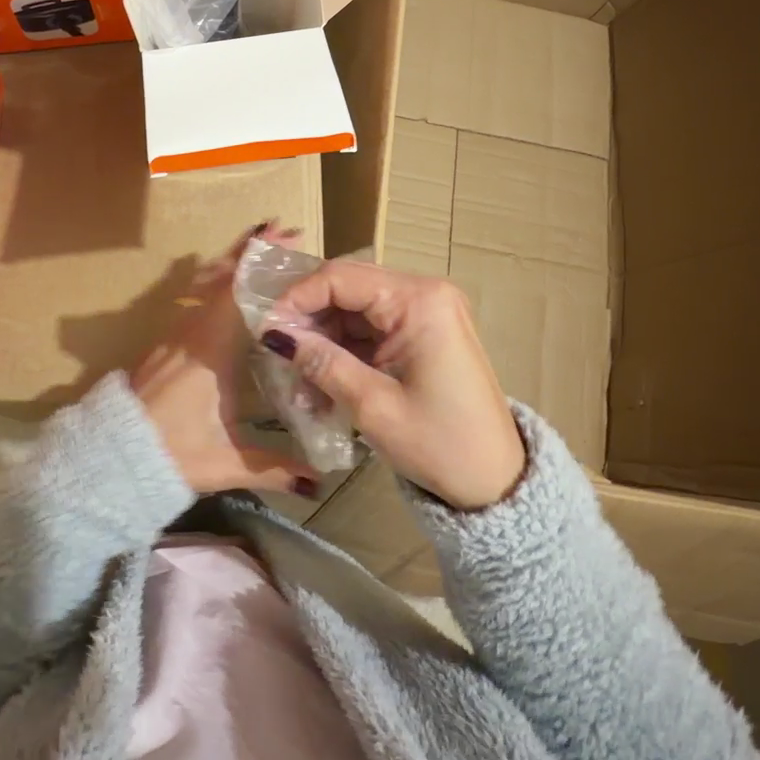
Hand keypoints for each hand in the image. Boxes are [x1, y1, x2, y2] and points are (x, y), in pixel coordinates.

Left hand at [130, 225, 320, 498]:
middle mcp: (188, 335)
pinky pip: (194, 305)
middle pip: (220, 280)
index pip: (235, 292)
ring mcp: (171, 339)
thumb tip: (317, 480)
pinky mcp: (161, 349)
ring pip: (203, 290)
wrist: (109, 460)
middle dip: (250, 254)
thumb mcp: (225, 463)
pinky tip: (228, 298)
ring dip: (231, 269)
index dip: (258, 260)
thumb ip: (273, 467)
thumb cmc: (168, 456)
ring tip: (260, 254)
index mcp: (208, 351)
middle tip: (283, 231)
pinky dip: (215, 289)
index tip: (284, 234)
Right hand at [263, 262, 524, 509]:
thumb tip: (274, 335)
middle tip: (275, 353)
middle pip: (347, 288)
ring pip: (354, 311)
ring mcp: (425, 313)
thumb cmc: (439, 444)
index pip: (340, 278)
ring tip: (295, 377)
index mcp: (419, 301)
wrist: (495, 481)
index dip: (296, 298)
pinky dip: (343, 351)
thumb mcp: (372, 405)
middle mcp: (424, 294)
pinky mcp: (422, 335)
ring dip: (322, 339)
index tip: (264, 329)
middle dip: (307, 319)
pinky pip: (370, 330)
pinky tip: (319, 380)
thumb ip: (322, 362)